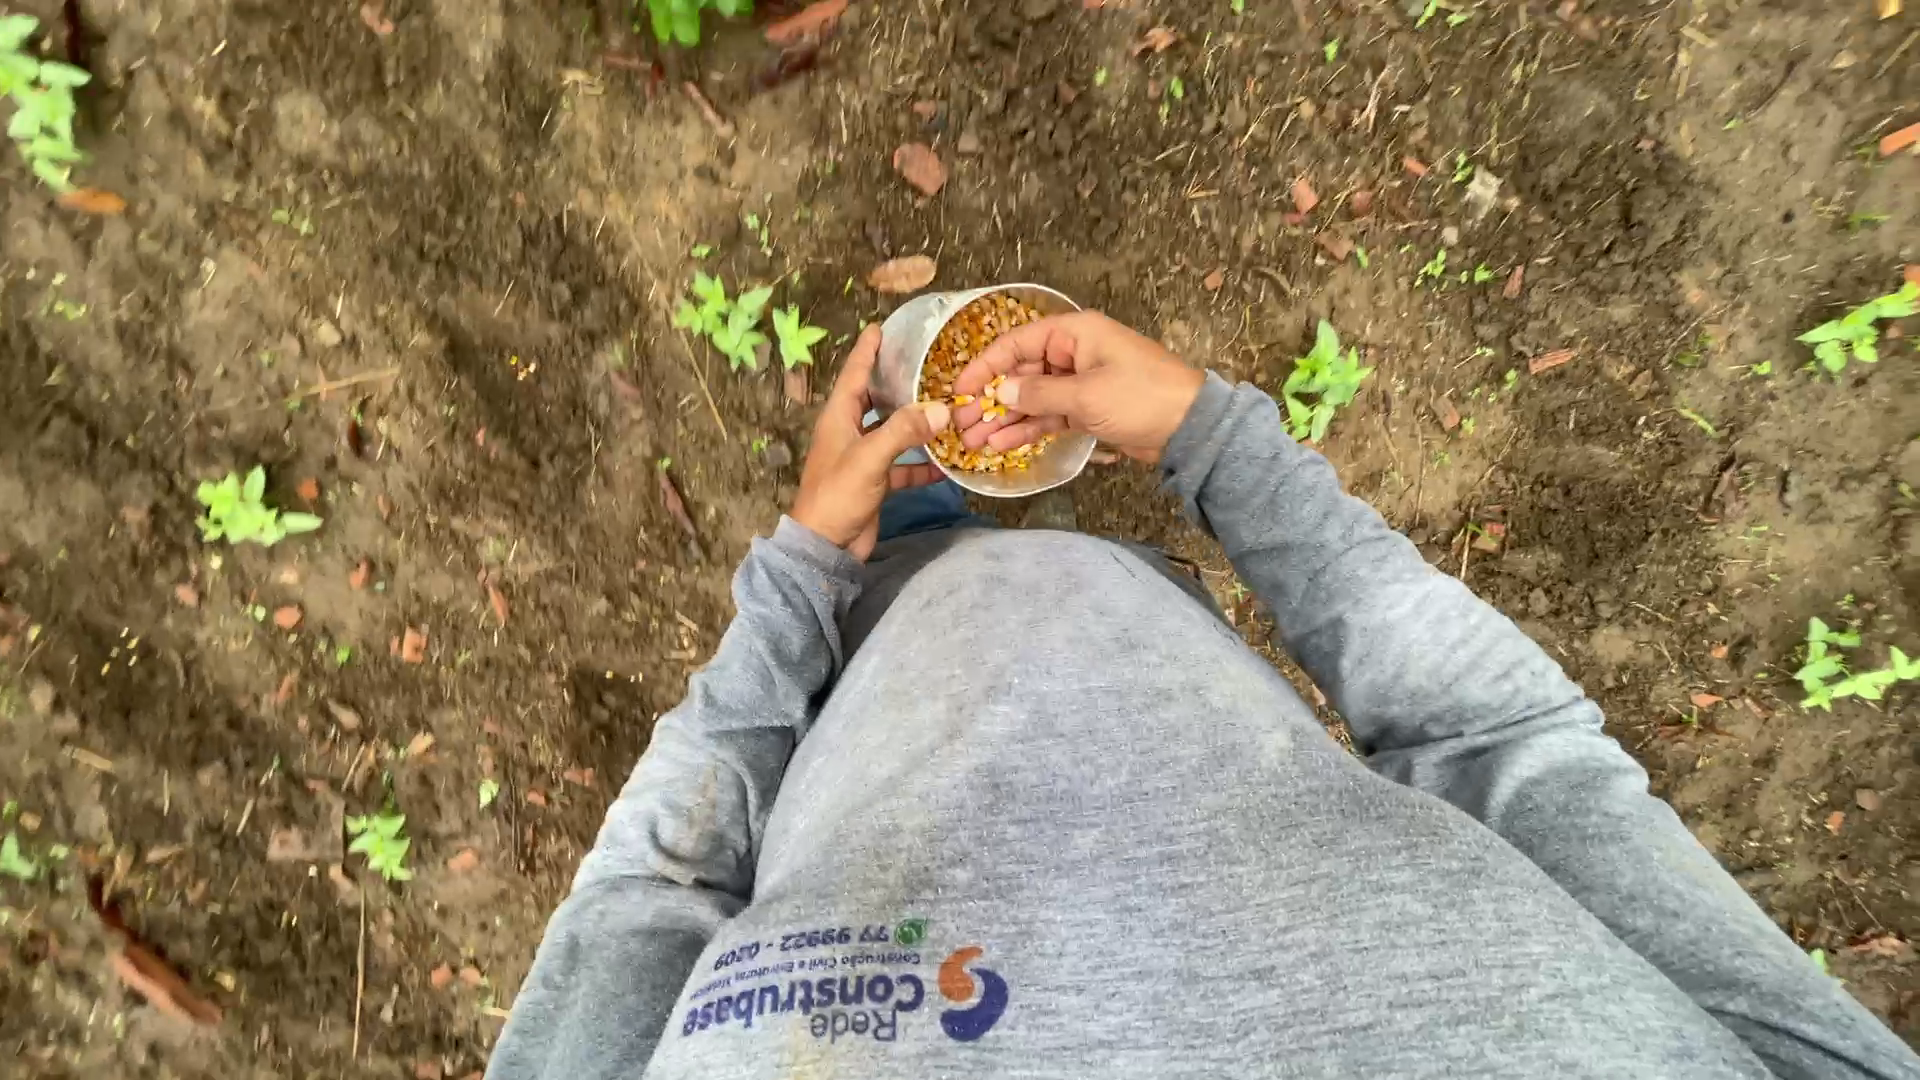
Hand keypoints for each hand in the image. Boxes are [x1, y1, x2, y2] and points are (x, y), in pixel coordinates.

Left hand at [792, 325, 951, 559]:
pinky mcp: (875, 483)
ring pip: (893, 433)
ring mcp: (862, 459)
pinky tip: (946, 464)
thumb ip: (904, 431)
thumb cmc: (837, 496)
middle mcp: (848, 433)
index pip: (853, 374)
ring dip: (917, 426)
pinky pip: (902, 467)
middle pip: (875, 400)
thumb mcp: (870, 458)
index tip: (880, 327)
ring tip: (946, 411)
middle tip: (924, 365)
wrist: (825, 547)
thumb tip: (941, 408)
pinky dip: (921, 465)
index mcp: (838, 418)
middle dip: (897, 384)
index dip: (866, 351)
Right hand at [949, 311, 1204, 462]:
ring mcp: (1079, 383)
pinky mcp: (1086, 409)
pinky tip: (1002, 446)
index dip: (985, 366)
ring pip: (1031, 400)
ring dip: (1003, 421)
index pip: (1017, 343)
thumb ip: (1038, 394)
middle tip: (961, 425)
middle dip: (990, 401)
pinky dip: (1027, 430)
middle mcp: (1073, 354)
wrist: (1189, 427)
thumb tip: (1000, 394)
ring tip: (974, 443)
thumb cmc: (1141, 397)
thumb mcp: (1085, 394)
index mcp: (1074, 333)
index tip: (960, 389)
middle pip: (1020, 374)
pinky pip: (1048, 416)